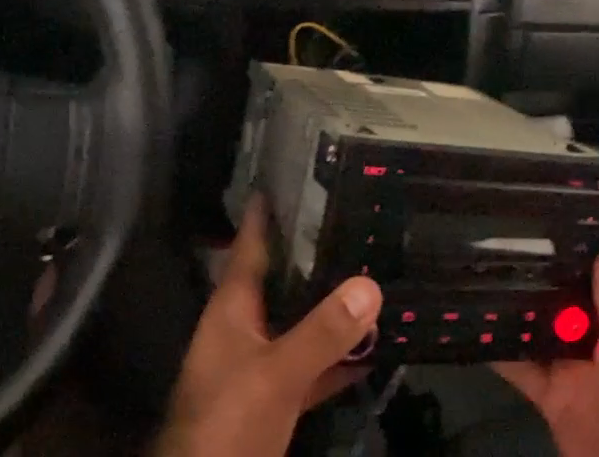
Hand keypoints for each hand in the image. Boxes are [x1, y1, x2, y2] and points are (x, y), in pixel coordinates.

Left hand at [153, 197, 382, 456]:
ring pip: (295, 323)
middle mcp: (242, 326)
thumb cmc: (229, 417)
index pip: (249, 244)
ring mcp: (255, 363)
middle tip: (353, 226)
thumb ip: (322, 331)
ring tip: (369, 281)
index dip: (266, 212)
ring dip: (327, 309)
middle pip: (278, 280)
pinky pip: (307, 367)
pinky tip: (369, 352)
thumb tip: (369, 284)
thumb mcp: (278, 372)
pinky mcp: (270, 397)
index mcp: (232, 307)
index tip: (291, 179)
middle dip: (312, 257)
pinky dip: (333, 359)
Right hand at [493, 238, 598, 456]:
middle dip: (540, 287)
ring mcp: (581, 378)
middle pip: (570, 311)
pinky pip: (526, 372)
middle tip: (496, 248)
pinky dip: (501, 355)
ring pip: (544, 338)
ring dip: (516, 317)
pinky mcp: (556, 403)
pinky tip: (471, 330)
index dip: (579, 264)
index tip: (543, 231)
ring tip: (477, 277)